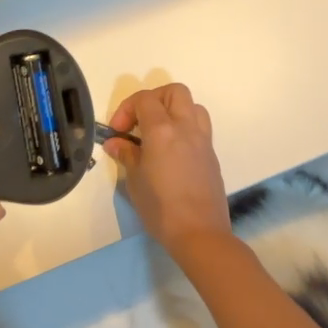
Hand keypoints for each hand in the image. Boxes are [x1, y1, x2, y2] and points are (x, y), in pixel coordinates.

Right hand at [103, 84, 231, 252]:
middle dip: (154, 99)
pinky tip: (172, 152)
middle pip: (175, 92)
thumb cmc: (161, 207)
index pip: (145, 99)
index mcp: (162, 130)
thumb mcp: (134, 180)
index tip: (118, 131)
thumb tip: (116, 143)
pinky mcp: (212, 158)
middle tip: (141, 120)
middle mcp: (186, 128)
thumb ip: (127, 154)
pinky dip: (185, 130)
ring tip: (159, 132)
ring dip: (174, 111)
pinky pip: (200, 129)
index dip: (127, 109)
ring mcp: (203, 142)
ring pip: (193, 107)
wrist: (200, 235)